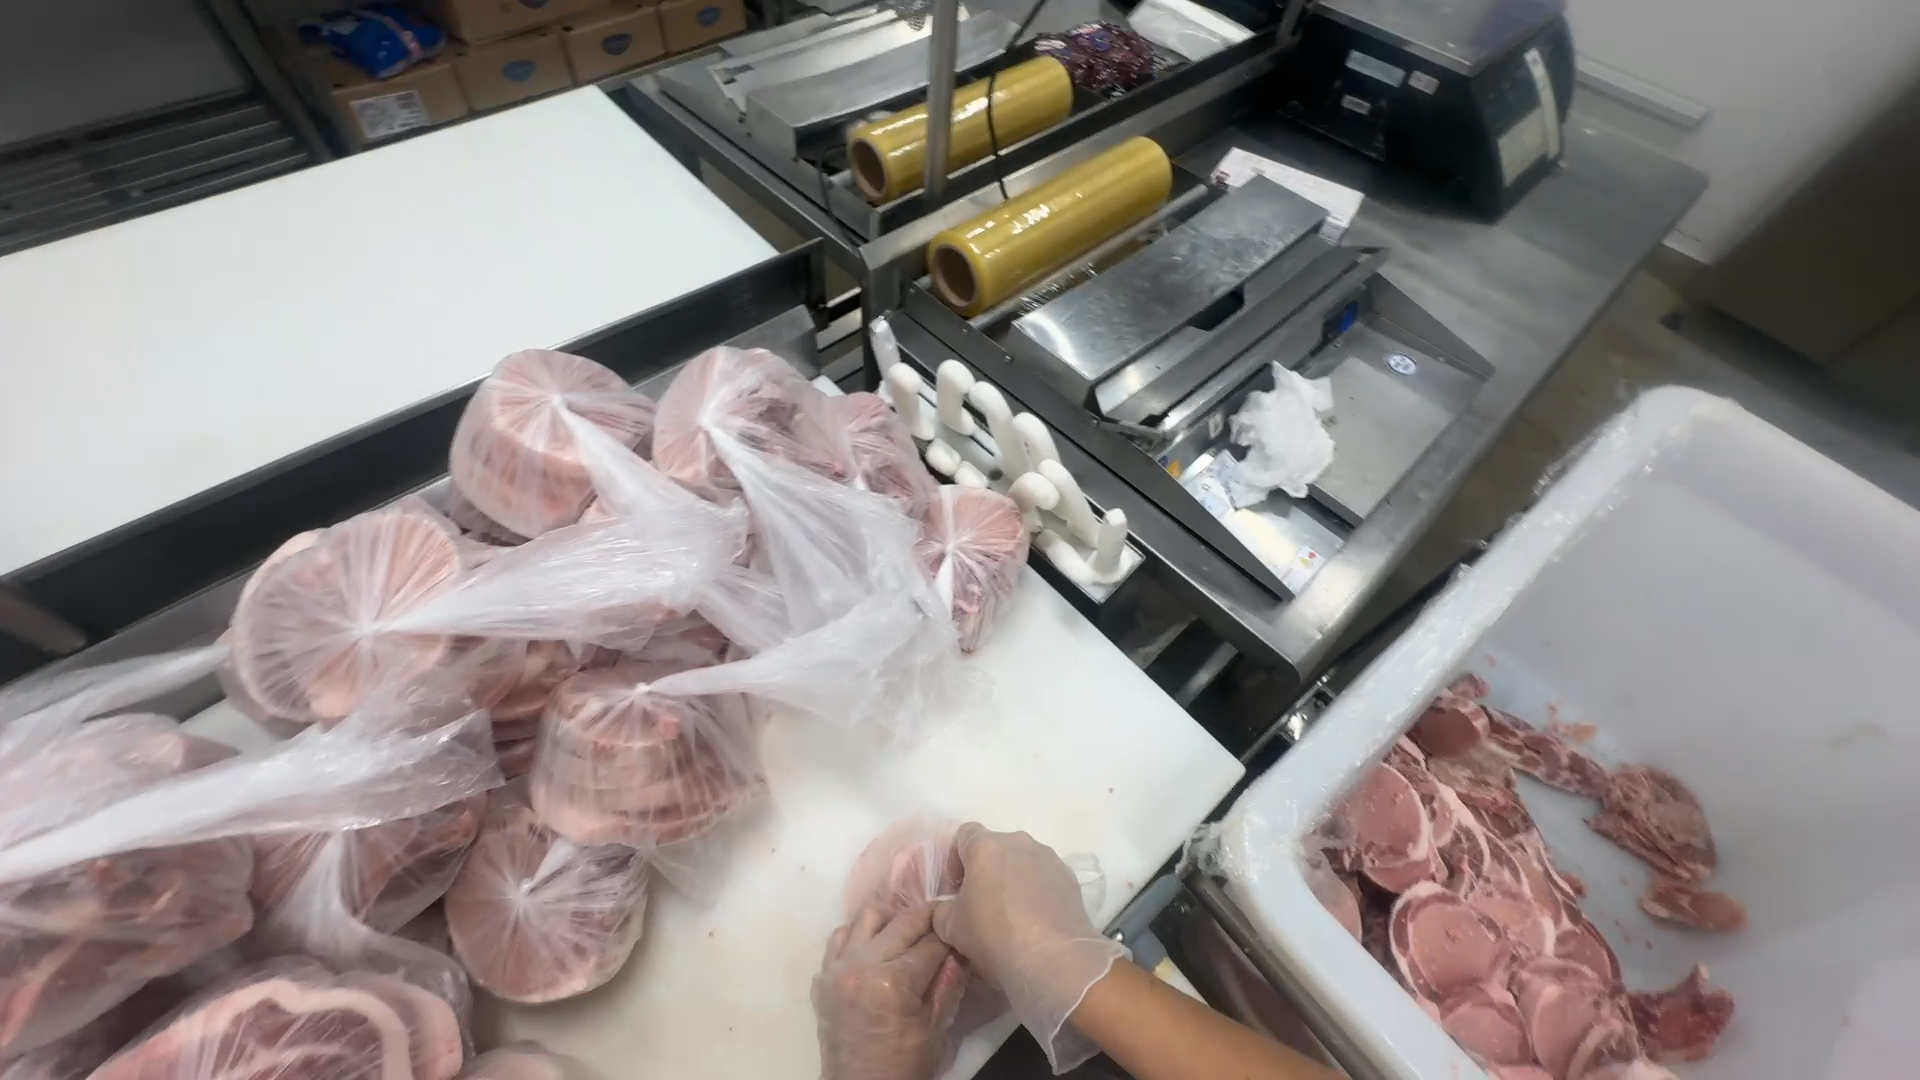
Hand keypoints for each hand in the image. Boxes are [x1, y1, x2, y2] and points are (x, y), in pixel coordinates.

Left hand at [814, 903, 950, 1079]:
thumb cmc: (904, 1067)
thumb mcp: (937, 1029)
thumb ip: (950, 983)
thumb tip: (962, 945)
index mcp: (893, 983)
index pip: (931, 943)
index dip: (949, 934)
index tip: (958, 925)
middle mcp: (862, 966)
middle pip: (902, 922)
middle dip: (926, 918)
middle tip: (939, 919)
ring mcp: (838, 969)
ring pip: (867, 917)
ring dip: (890, 919)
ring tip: (903, 933)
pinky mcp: (823, 977)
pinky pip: (840, 938)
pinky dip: (859, 936)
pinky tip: (874, 949)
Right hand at [932, 823, 1127, 1072]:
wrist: (1053, 958)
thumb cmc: (994, 935)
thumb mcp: (952, 928)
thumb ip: (942, 911)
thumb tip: (947, 909)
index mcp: (985, 846)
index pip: (964, 834)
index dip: (956, 857)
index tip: (956, 886)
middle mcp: (1017, 842)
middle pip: (996, 847)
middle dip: (987, 869)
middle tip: (982, 902)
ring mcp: (1047, 857)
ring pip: (1023, 860)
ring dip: (1014, 878)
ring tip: (1012, 913)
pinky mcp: (1069, 877)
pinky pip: (1045, 877)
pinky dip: (1038, 891)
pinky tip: (1036, 920)